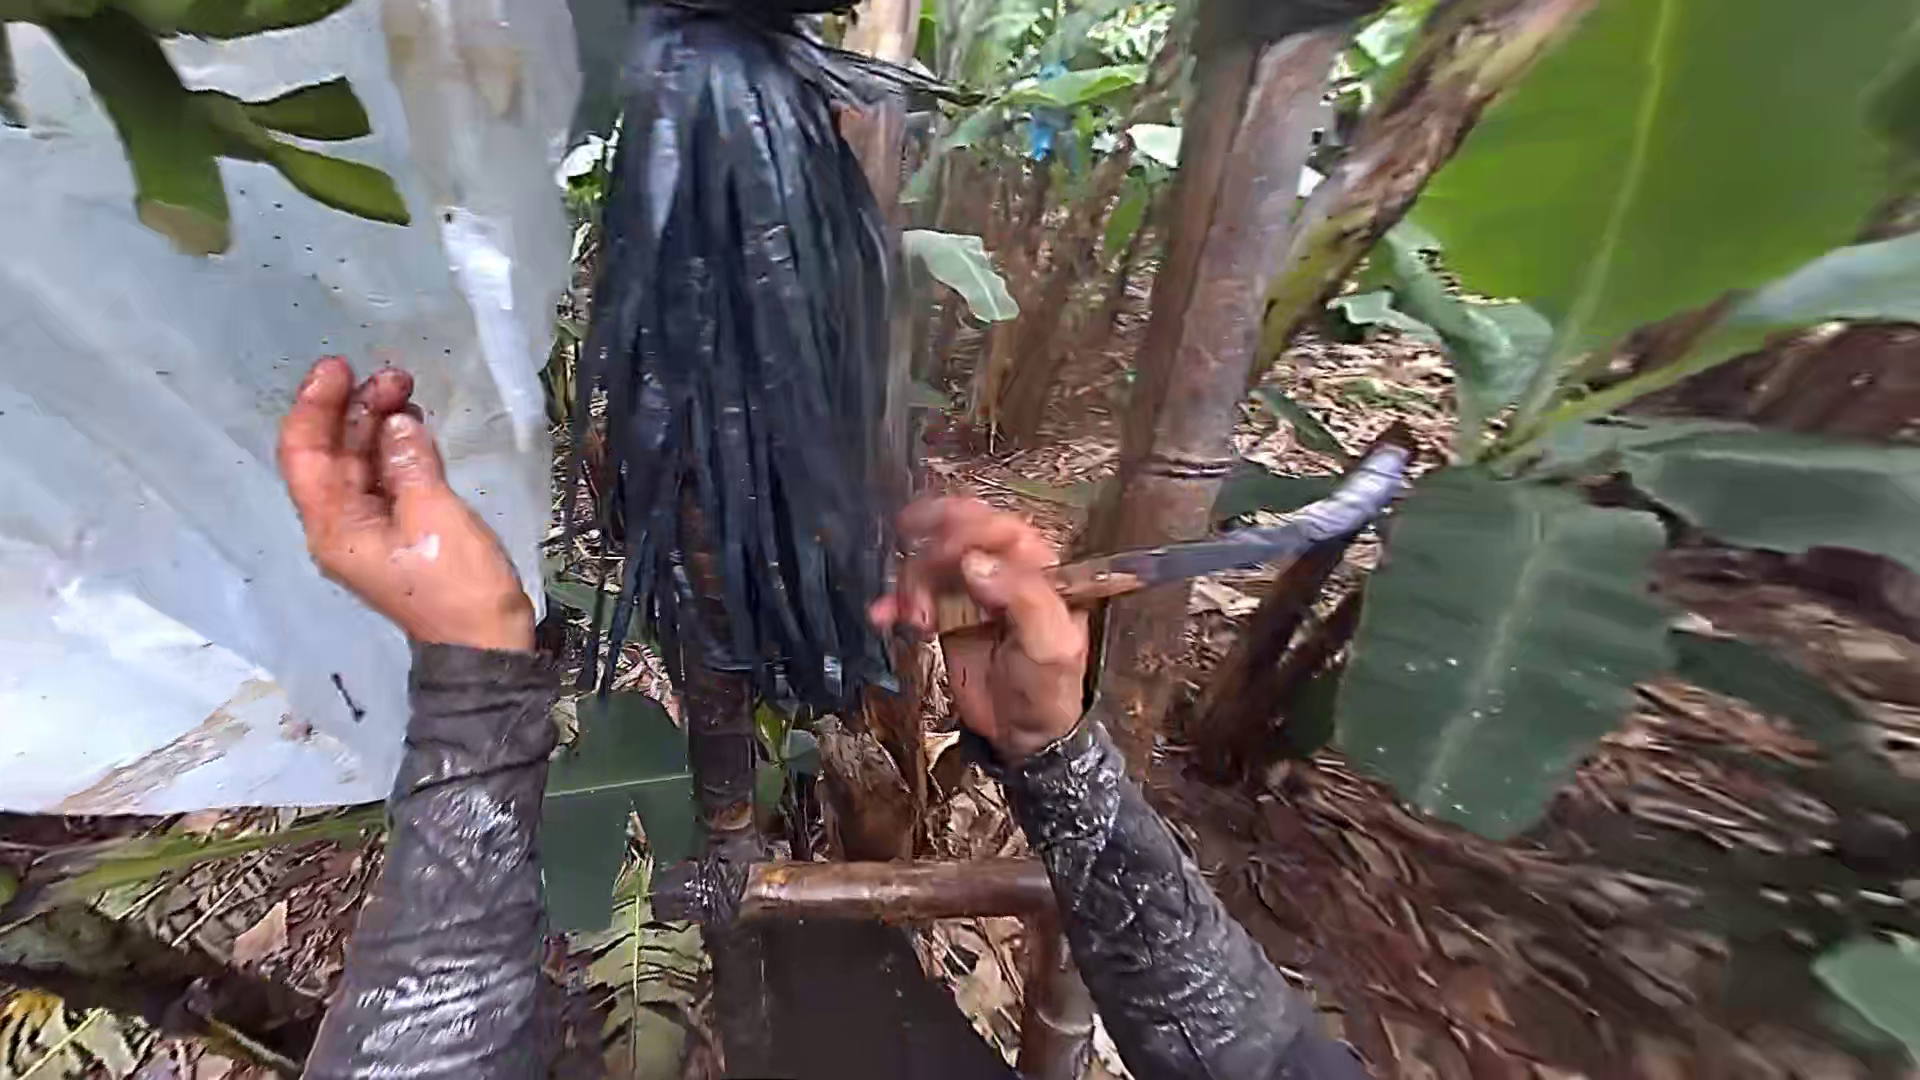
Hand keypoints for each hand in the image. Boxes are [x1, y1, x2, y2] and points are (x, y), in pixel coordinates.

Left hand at [278, 357, 533, 651]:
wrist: (485, 642)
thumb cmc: (460, 585)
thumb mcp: (439, 521)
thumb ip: (413, 468)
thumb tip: (400, 422)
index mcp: (335, 525)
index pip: (308, 454)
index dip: (317, 406)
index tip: (341, 367)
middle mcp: (341, 526)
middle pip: (335, 458)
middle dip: (357, 412)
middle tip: (396, 376)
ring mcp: (372, 533)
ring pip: (363, 469)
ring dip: (380, 431)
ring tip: (409, 395)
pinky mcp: (402, 536)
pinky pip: (389, 486)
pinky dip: (400, 456)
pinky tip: (417, 436)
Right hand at [871, 498, 1087, 762]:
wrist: (1024, 735)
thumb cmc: (1048, 689)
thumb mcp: (1050, 645)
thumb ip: (1022, 597)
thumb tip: (975, 562)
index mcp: (1040, 569)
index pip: (1001, 529)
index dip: (968, 531)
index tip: (942, 549)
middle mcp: (1004, 571)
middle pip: (962, 534)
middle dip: (934, 546)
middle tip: (918, 568)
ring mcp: (973, 591)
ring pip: (933, 562)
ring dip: (913, 581)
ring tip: (914, 616)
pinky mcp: (947, 613)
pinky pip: (916, 593)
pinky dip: (897, 601)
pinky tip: (884, 613)